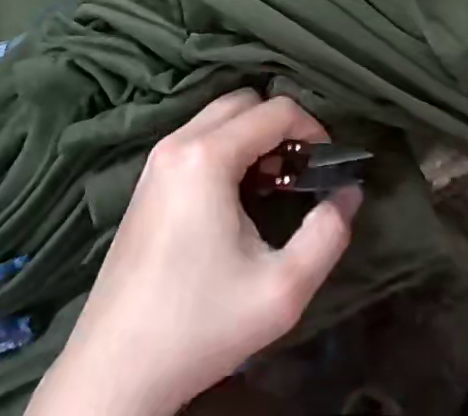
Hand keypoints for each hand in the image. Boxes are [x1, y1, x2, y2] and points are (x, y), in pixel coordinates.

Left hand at [26, 90, 362, 415]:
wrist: (118, 365)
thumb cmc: (202, 324)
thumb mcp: (282, 289)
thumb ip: (327, 233)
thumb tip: (349, 192)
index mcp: (206, 156)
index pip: (274, 109)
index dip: (312, 128)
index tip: (327, 166)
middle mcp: (177, 143)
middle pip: (242, 101)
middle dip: (280, 125)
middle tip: (300, 171)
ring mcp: (156, 160)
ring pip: (216, 117)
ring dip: (252, 135)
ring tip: (273, 185)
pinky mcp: (146, 181)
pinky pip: (195, 139)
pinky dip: (225, 148)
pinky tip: (237, 197)